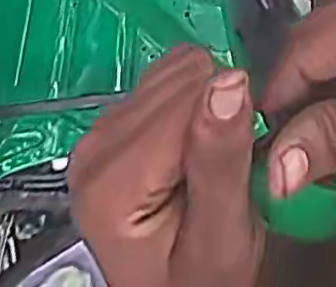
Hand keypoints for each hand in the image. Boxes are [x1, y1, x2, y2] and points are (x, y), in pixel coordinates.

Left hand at [69, 46, 262, 286]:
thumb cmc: (199, 279)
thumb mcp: (221, 240)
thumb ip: (222, 161)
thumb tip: (230, 81)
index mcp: (114, 177)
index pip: (194, 93)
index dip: (230, 119)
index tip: (236, 163)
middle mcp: (98, 142)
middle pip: (186, 76)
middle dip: (216, 110)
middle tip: (222, 166)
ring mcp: (102, 128)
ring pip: (181, 69)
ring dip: (206, 104)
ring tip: (206, 159)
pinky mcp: (113, 120)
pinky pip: (170, 75)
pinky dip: (193, 100)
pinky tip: (192, 145)